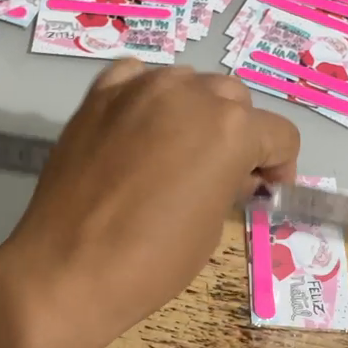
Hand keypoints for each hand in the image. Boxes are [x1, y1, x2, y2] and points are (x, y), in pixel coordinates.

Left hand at [0, 61, 298, 347]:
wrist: (67, 269)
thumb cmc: (151, 262)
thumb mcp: (211, 227)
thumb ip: (229, 183)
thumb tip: (231, 172)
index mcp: (231, 129)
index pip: (278, 133)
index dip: (279, 165)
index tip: (264, 189)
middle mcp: (189, 94)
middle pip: (233, 99)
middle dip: (237, 134)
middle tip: (221, 173)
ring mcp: (139, 89)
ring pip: (187, 83)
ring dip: (194, 110)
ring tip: (176, 150)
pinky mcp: (98, 96)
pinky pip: (135, 78)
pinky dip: (146, 96)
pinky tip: (139, 127)